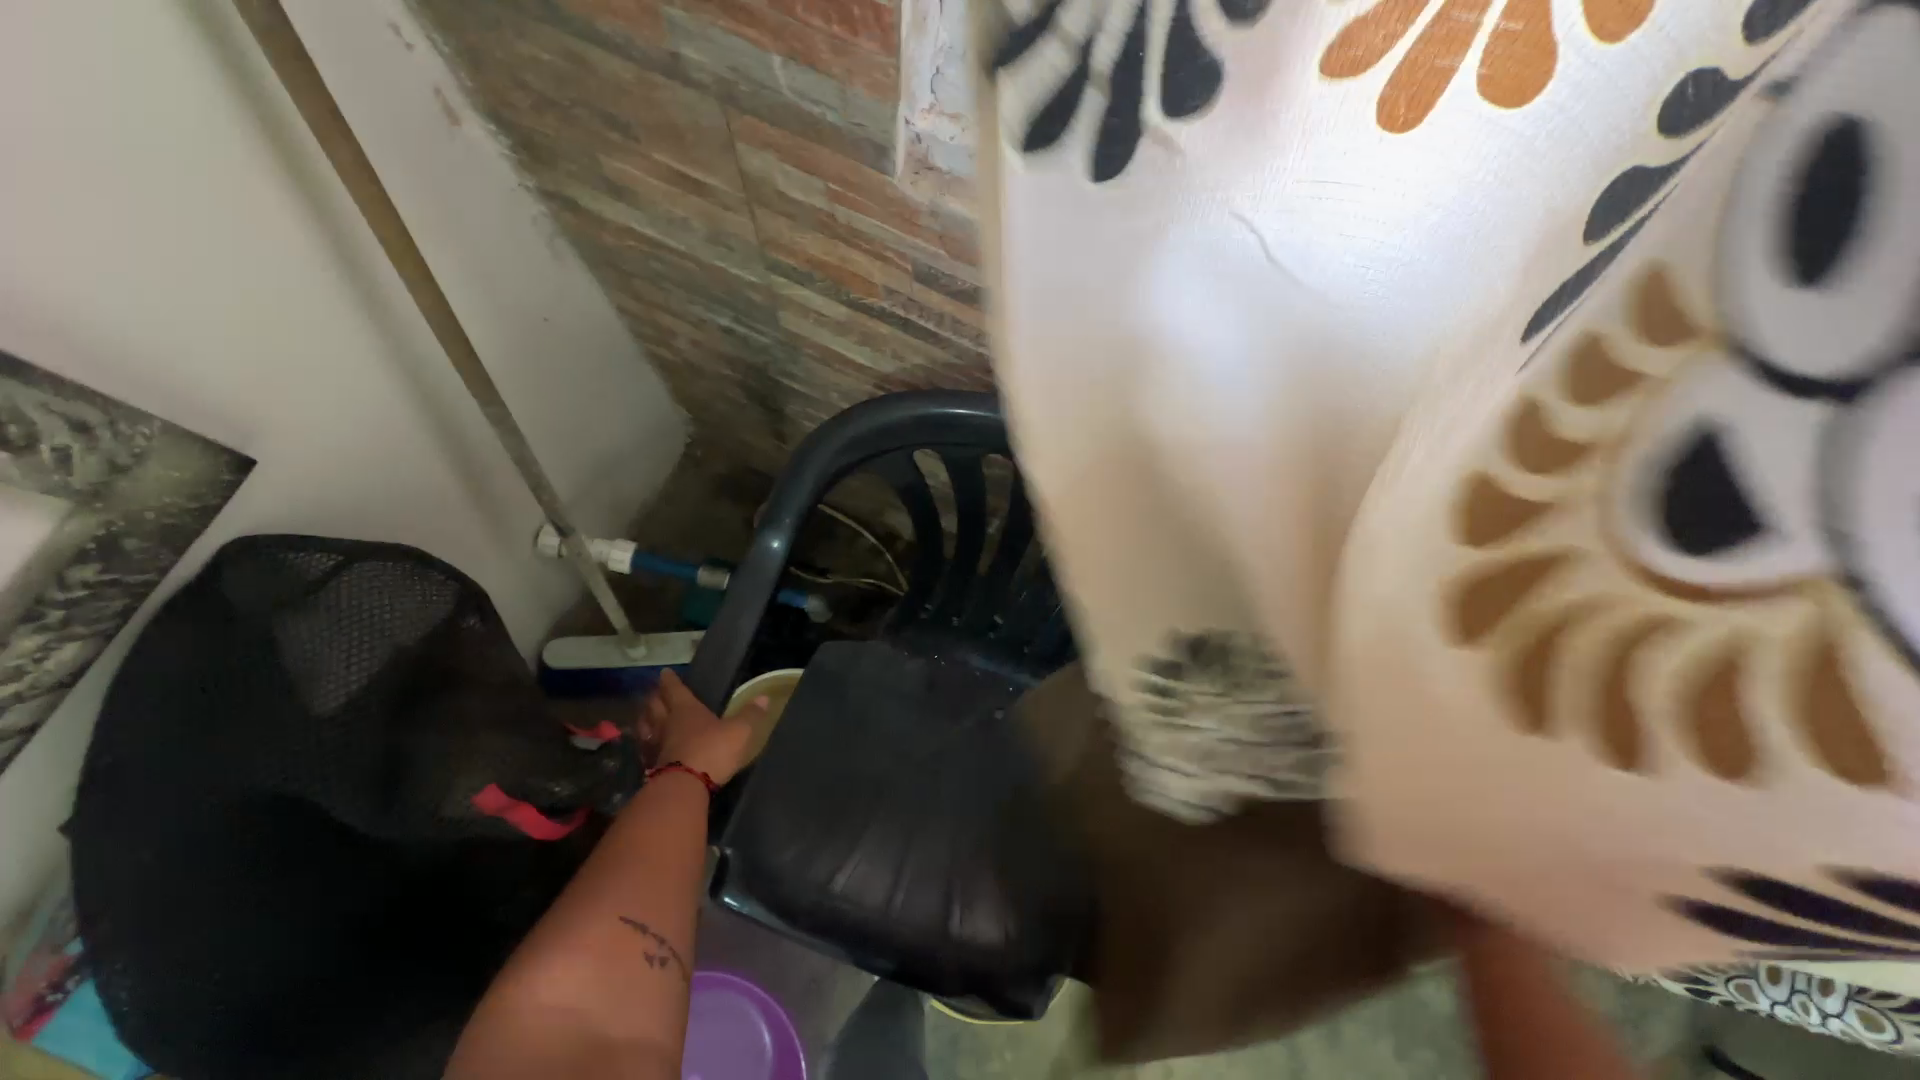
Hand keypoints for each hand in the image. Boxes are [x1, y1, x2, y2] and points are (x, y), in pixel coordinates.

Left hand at [646, 670, 761, 786]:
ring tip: (644, 717)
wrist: (684, 786)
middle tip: (653, 693)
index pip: (675, 689)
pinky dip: (645, 744)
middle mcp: (666, 723)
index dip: (670, 680)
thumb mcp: (739, 731)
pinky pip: (646, 750)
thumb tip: (764, 697)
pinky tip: (648, 747)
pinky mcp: (652, 766)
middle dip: (654, 698)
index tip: (664, 672)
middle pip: (655, 706)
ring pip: (645, 727)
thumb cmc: (713, 751)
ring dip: (644, 719)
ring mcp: (656, 745)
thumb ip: (750, 715)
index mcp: (686, 710)